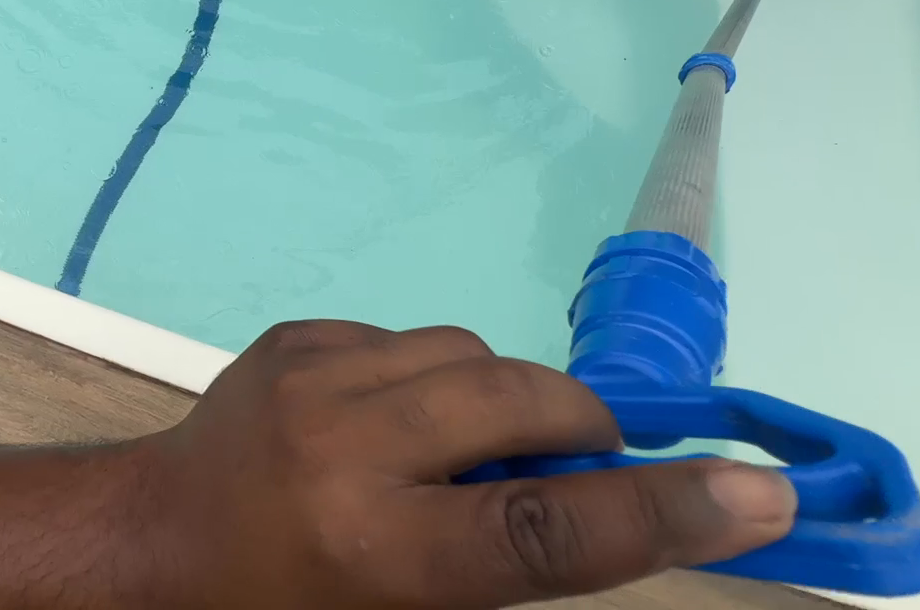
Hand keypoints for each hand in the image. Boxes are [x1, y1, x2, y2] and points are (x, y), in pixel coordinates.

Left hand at [142, 320, 796, 608]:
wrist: (164, 528)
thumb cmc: (283, 596)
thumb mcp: (401, 608)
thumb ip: (499, 558)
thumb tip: (596, 495)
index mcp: (376, 544)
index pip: (545, 524)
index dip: (664, 510)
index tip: (755, 489)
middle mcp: (342, 442)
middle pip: (513, 398)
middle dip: (578, 423)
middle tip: (581, 454)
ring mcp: (307, 373)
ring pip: (460, 346)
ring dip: (496, 390)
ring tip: (464, 436)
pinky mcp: (287, 336)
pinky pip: (394, 336)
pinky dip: (420, 371)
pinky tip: (387, 411)